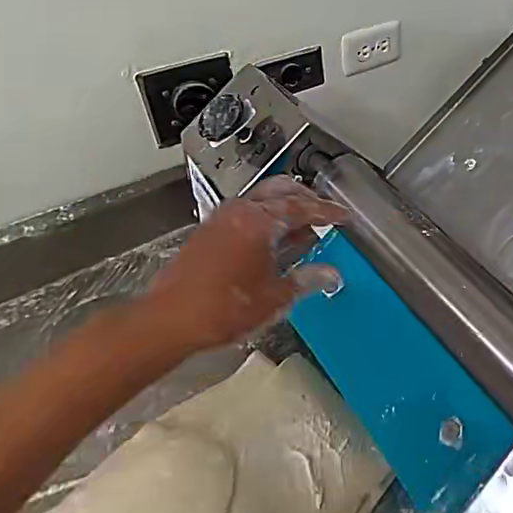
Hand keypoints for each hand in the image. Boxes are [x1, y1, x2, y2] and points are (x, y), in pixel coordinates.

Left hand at [137, 179, 347, 350]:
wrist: (168, 321)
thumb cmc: (222, 309)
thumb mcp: (275, 298)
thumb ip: (306, 280)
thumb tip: (330, 274)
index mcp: (260, 221)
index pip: (303, 207)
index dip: (328, 212)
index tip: (344, 216)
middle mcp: (240, 211)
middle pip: (281, 190)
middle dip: (306, 199)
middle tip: (324, 213)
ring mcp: (220, 219)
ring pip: (261, 198)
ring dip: (284, 206)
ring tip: (302, 226)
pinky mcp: (208, 232)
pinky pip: (245, 212)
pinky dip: (265, 217)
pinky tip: (272, 240)